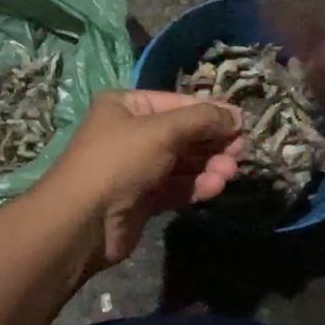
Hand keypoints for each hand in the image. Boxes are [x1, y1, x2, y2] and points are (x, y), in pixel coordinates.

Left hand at [34, 90, 242, 264]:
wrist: (83, 221)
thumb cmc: (119, 161)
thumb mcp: (162, 131)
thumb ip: (201, 120)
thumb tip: (236, 115)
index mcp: (127, 106)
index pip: (177, 103)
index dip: (210, 112)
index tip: (242, 123)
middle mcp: (131, 133)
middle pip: (183, 133)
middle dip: (212, 142)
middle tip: (241, 151)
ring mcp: (137, 167)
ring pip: (183, 162)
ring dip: (209, 166)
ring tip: (230, 172)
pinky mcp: (143, 198)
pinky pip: (176, 186)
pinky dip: (196, 186)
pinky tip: (215, 187)